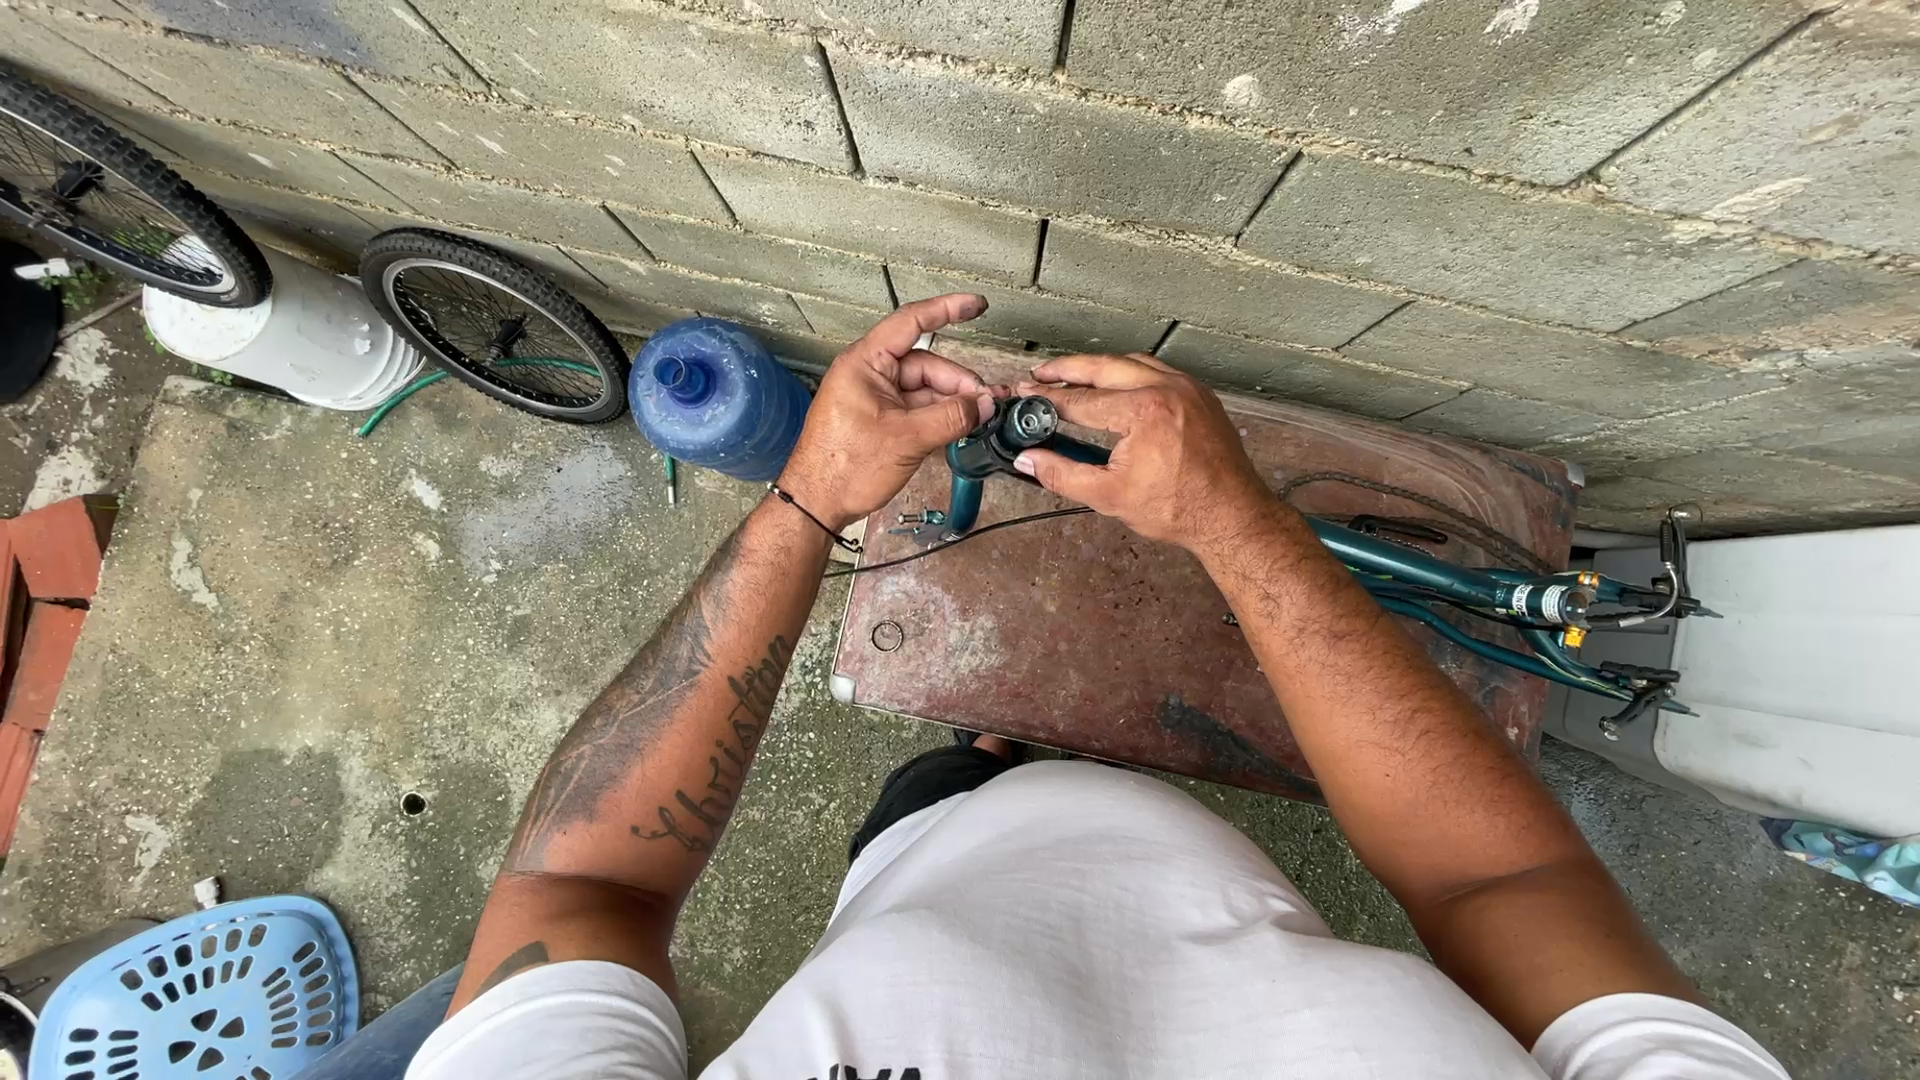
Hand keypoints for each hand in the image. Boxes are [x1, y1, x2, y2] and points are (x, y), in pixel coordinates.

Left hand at [778, 294, 1001, 529]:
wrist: (817, 504)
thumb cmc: (842, 467)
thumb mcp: (906, 439)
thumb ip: (950, 417)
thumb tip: (983, 404)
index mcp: (865, 363)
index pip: (911, 322)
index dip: (947, 310)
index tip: (975, 306)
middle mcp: (868, 375)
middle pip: (925, 365)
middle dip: (958, 382)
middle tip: (985, 403)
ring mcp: (874, 399)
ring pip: (924, 390)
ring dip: (951, 403)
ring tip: (978, 419)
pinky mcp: (878, 421)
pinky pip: (915, 409)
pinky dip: (937, 417)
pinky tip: (959, 428)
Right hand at [1013, 352, 1274, 554]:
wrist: (1232, 515)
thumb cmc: (1181, 508)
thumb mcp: (1108, 496)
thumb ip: (1062, 474)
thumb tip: (1029, 461)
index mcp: (1143, 411)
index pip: (1082, 400)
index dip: (1049, 399)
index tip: (1027, 394)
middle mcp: (1167, 389)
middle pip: (1104, 367)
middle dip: (1067, 369)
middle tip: (1041, 373)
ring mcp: (1187, 388)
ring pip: (1131, 363)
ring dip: (1098, 366)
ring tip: (1072, 375)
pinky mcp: (1199, 395)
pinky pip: (1156, 370)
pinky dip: (1129, 371)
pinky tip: (1115, 383)